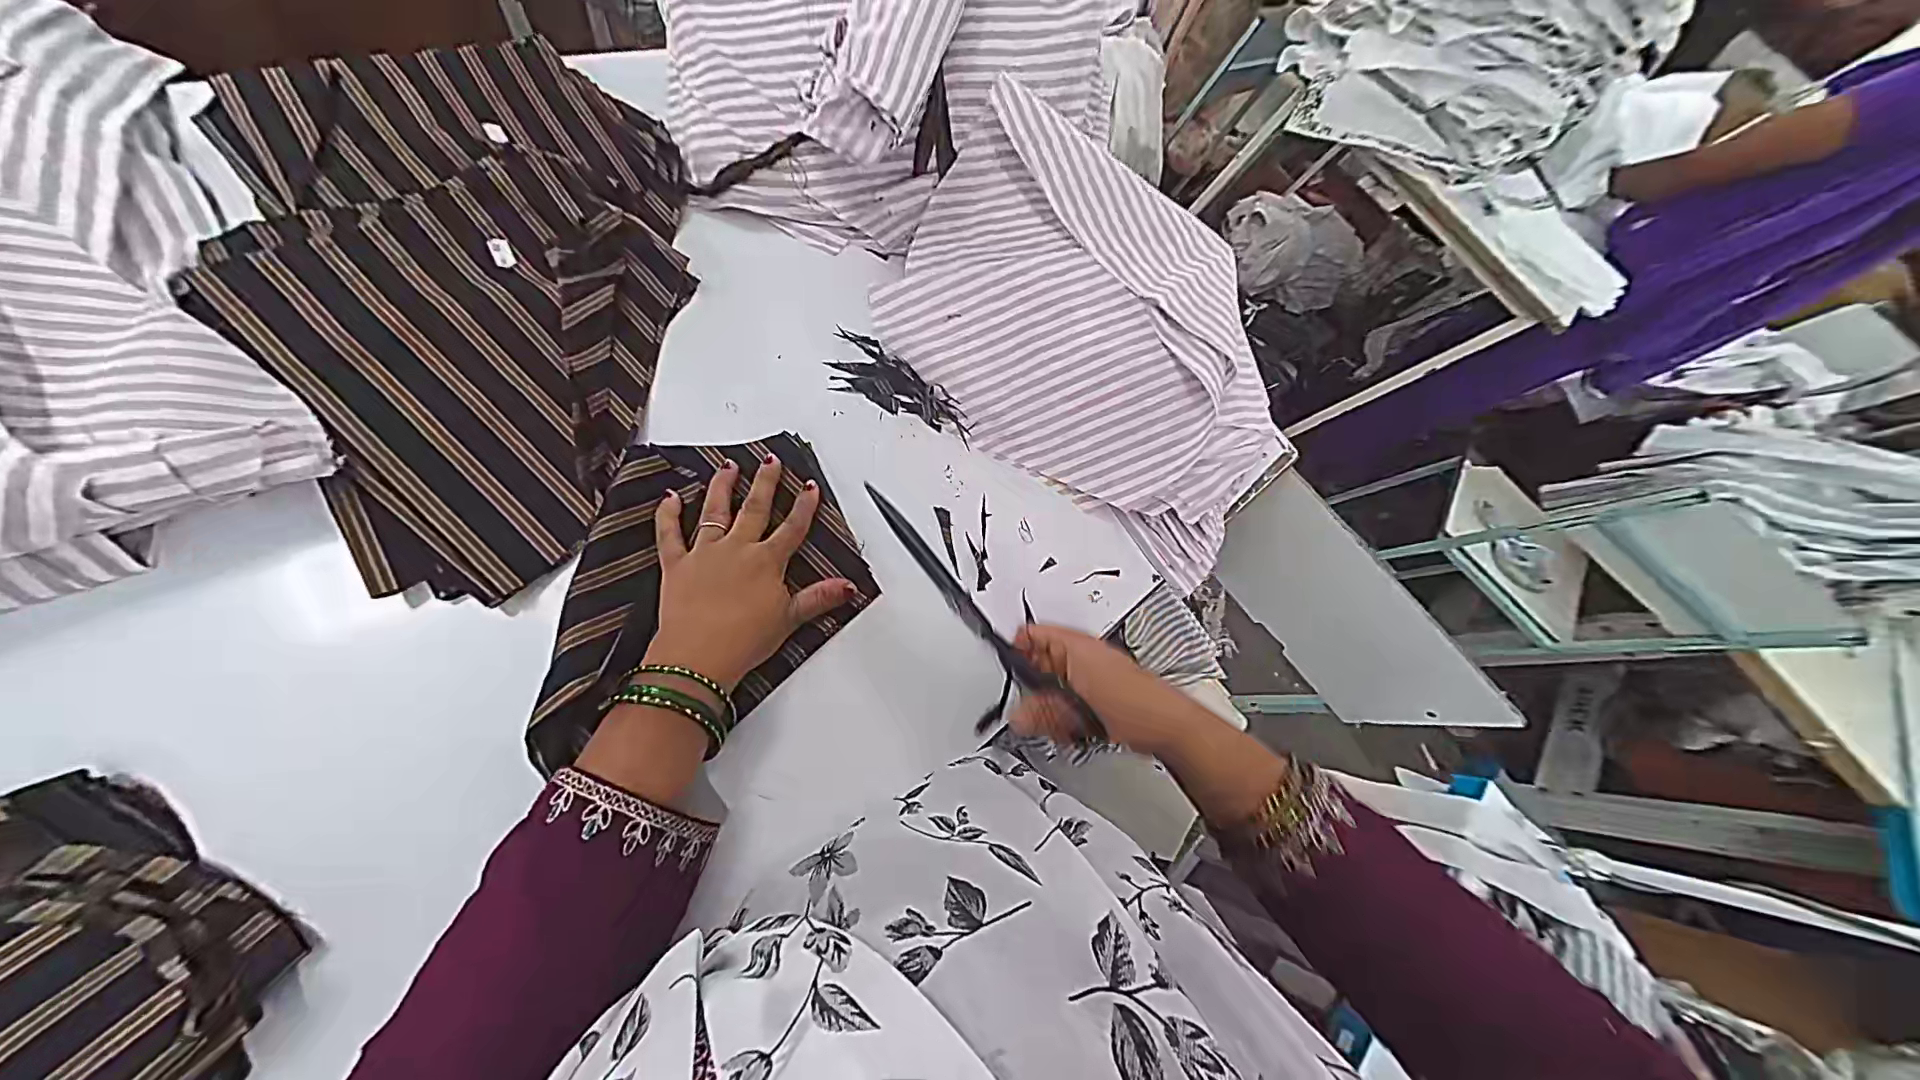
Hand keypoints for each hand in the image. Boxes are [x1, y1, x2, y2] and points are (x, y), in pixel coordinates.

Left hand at [648, 455, 856, 690]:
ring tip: (728, 467)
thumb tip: (846, 587)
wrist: (698, 657)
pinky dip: (667, 514)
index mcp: (766, 561)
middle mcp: (737, 549)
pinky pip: (669, 533)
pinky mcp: (676, 565)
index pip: (792, 527)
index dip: (804, 506)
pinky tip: (670, 497)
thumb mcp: (790, 618)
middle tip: (770, 462)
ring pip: (715, 510)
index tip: (810, 488)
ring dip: (722, 486)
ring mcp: (705, 554)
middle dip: (766, 482)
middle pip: (755, 508)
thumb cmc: (742, 640)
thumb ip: (819, 597)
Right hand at [1007, 624, 1217, 757]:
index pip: (1029, 635)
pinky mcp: (1099, 691)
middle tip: (1033, 711)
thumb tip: (1017, 715)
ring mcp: (1092, 672)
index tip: (1004, 672)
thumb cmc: (1137, 705)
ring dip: (1051, 708)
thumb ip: (1041, 711)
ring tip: (1061, 724)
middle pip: (1038, 666)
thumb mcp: (1075, 710)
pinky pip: (1070, 698)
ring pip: (1053, 686)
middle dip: (1033, 691)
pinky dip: (1067, 714)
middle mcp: (1082, 653)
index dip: (1013, 652)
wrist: (1169, 726)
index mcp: (1074, 644)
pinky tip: (1076, 729)